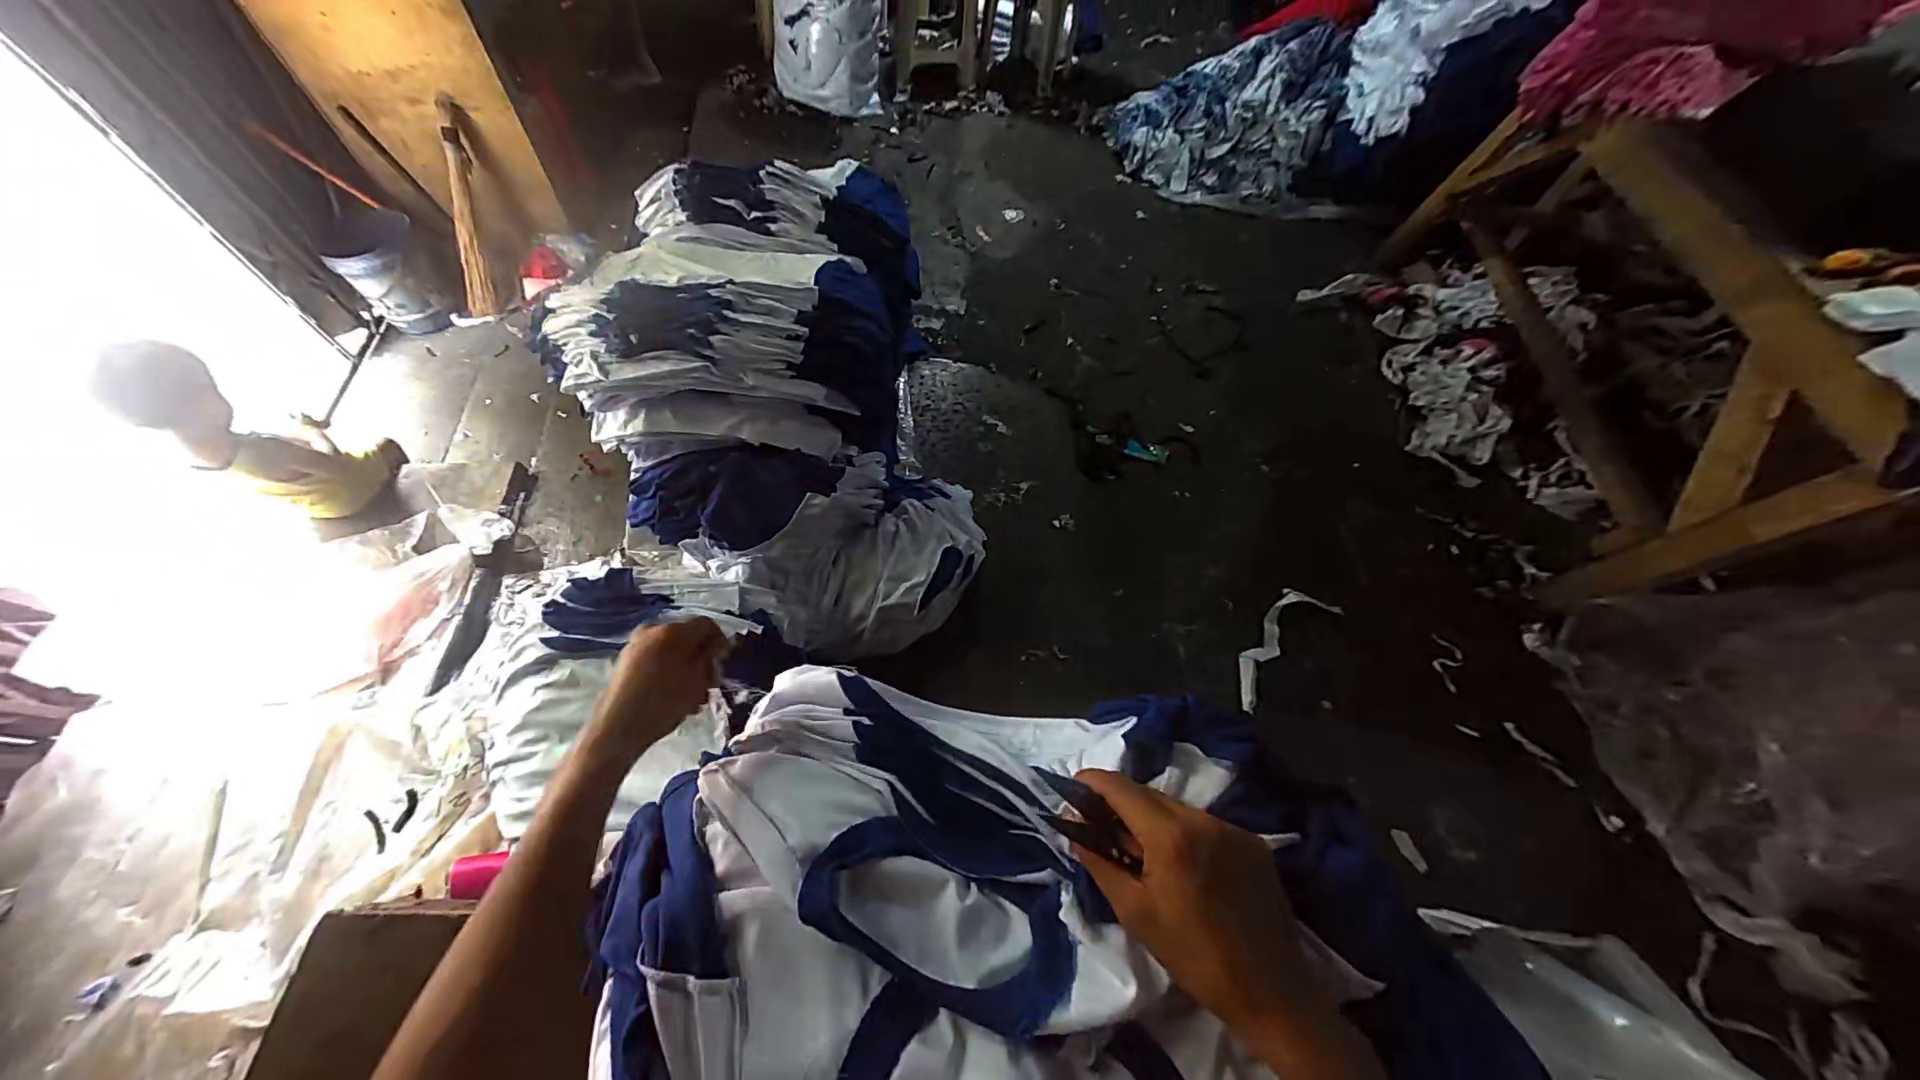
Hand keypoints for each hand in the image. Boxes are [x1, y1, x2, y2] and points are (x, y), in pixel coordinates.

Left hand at [582, 619, 726, 764]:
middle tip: (709, 682)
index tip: (723, 662)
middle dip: (701, 657)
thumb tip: (714, 644)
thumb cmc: (665, 702)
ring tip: (691, 693)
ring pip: (671, 649)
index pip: (707, 624)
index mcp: (673, 631)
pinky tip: (672, 693)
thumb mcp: (698, 679)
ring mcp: (635, 645)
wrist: (618, 726)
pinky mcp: (625, 660)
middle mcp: (652, 630)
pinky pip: (655, 658)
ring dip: (685, 667)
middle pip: (688, 637)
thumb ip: (709, 656)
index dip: (720, 641)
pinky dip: (668, 670)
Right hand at [1071, 770, 1384, 1079]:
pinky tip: (1183, 864)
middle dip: (1121, 802)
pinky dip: (1185, 832)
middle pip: (1149, 794)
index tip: (1074, 785)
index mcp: (1171, 835)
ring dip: (1153, 818)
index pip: (1121, 788)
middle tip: (1101, 825)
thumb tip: (1073, 823)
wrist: (1271, 992)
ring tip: (1142, 850)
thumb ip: (1098, 860)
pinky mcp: (1253, 843)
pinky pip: (1206, 824)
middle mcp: (1203, 819)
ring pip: (1178, 808)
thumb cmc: (1192, 955)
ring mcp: (1232, 829)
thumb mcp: (1134, 911)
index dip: (1093, 781)